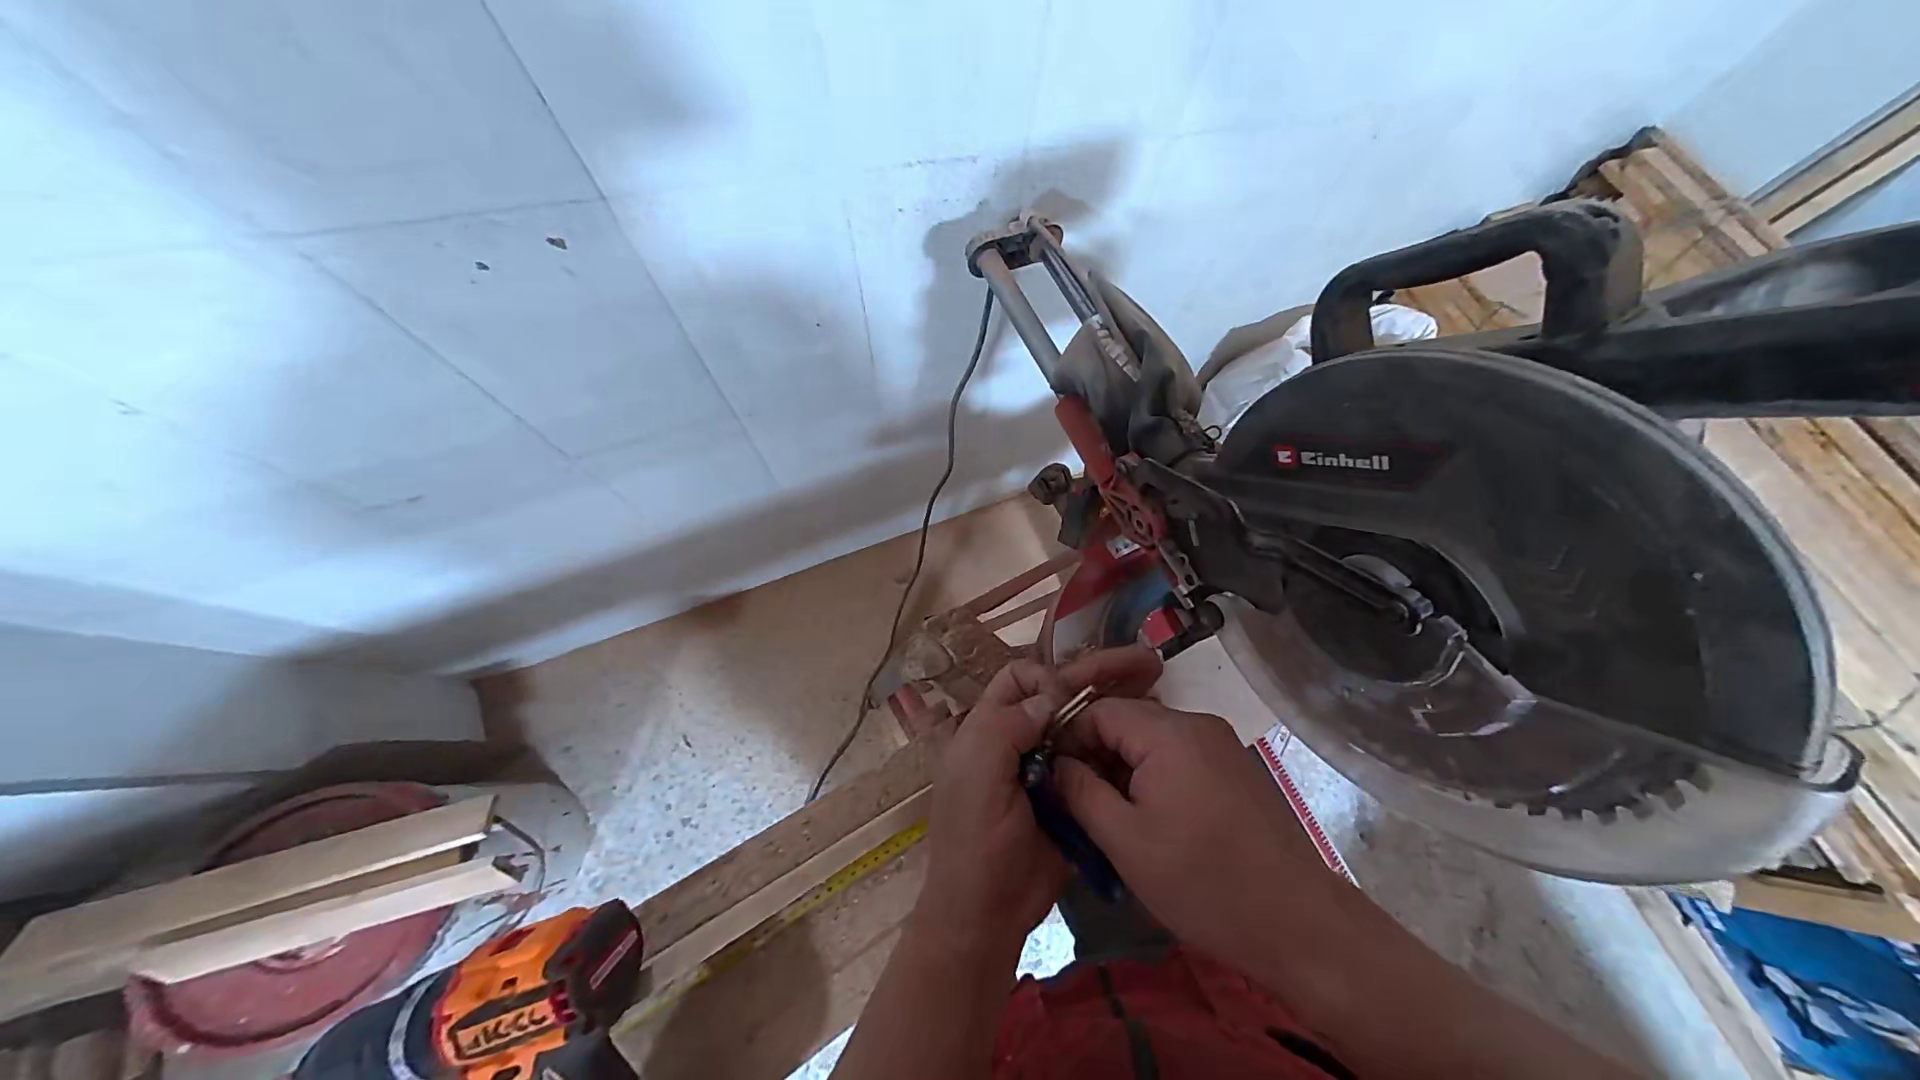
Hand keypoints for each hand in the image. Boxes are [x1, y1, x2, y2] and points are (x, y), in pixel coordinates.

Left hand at [917, 647, 1162, 949]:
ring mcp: (1049, 766)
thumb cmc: (974, 838)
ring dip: (1116, 701)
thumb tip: (1050, 696)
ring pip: (1084, 722)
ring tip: (1158, 685)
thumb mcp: (976, 774)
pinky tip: (1151, 732)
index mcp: (988, 728)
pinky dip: (1121, 741)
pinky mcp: (1074, 794)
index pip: (1019, 678)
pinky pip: (1098, 758)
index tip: (1066, 700)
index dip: (1045, 678)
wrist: (989, 910)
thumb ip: (1005, 726)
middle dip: (1099, 673)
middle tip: (1147, 660)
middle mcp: (1020, 739)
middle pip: (1060, 694)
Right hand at [1053, 697, 1345, 960]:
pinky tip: (1150, 817)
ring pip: (1151, 739)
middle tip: (1080, 802)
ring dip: (1124, 768)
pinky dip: (1154, 775)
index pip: (1098, 710)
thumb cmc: (1203, 883)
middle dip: (1096, 755)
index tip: (1055, 779)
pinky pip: (1178, 754)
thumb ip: (1080, 792)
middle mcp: (1197, 724)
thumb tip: (1055, 763)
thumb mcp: (1125, 841)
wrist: (1299, 924)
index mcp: (1169, 734)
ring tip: (1112, 815)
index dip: (1069, 740)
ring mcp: (1220, 744)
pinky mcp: (1234, 766)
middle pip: (1127, 720)